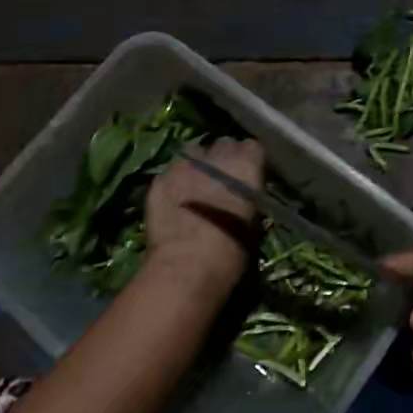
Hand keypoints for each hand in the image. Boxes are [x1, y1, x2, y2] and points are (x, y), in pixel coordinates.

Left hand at [144, 139, 264, 283]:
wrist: (185, 268)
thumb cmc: (230, 253)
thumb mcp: (254, 226)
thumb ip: (250, 200)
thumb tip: (245, 198)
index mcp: (245, 166)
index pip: (252, 147)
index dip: (251, 160)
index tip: (249, 174)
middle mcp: (215, 157)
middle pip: (224, 144)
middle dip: (225, 158)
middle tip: (225, 179)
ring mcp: (183, 165)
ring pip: (194, 152)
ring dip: (199, 164)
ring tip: (197, 185)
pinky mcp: (159, 179)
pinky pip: (171, 172)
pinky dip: (176, 181)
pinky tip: (175, 200)